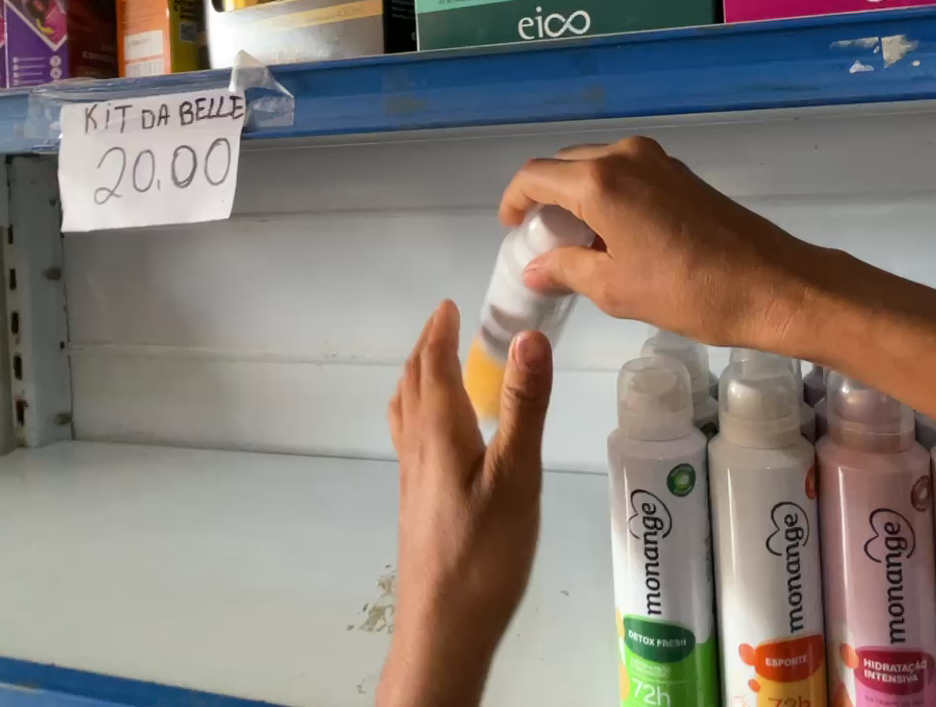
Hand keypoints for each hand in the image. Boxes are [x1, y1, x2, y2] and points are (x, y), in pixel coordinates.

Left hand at [379, 301, 552, 706]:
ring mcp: (412, 477)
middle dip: (426, 348)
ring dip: (416, 377)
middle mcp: (418, 447)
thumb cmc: (484, 551)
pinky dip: (417, 409)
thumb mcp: (516, 475)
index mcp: (439, 431)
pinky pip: (409, 435)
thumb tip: (530, 336)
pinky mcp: (416, 502)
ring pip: (405, 411)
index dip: (440, 333)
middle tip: (444, 325)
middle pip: (413, 384)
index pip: (433, 366)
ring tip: (432, 365)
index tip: (449, 306)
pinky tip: (435, 433)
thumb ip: (524, 405)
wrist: (443, 630)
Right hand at [499, 136, 830, 351]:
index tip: (511, 228)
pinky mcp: (680, 173)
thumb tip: (535, 267)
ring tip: (580, 241)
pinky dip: (608, 194)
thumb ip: (564, 269)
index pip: (534, 175)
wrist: (774, 285)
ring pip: (597, 166)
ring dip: (578, 195)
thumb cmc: (686, 291)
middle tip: (543, 240)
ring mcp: (657, 160)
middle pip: (565, 164)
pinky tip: (617, 233)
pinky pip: (627, 172)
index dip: (514, 200)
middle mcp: (625, 156)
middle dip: (546, 197)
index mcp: (599, 181)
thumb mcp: (614, 287)